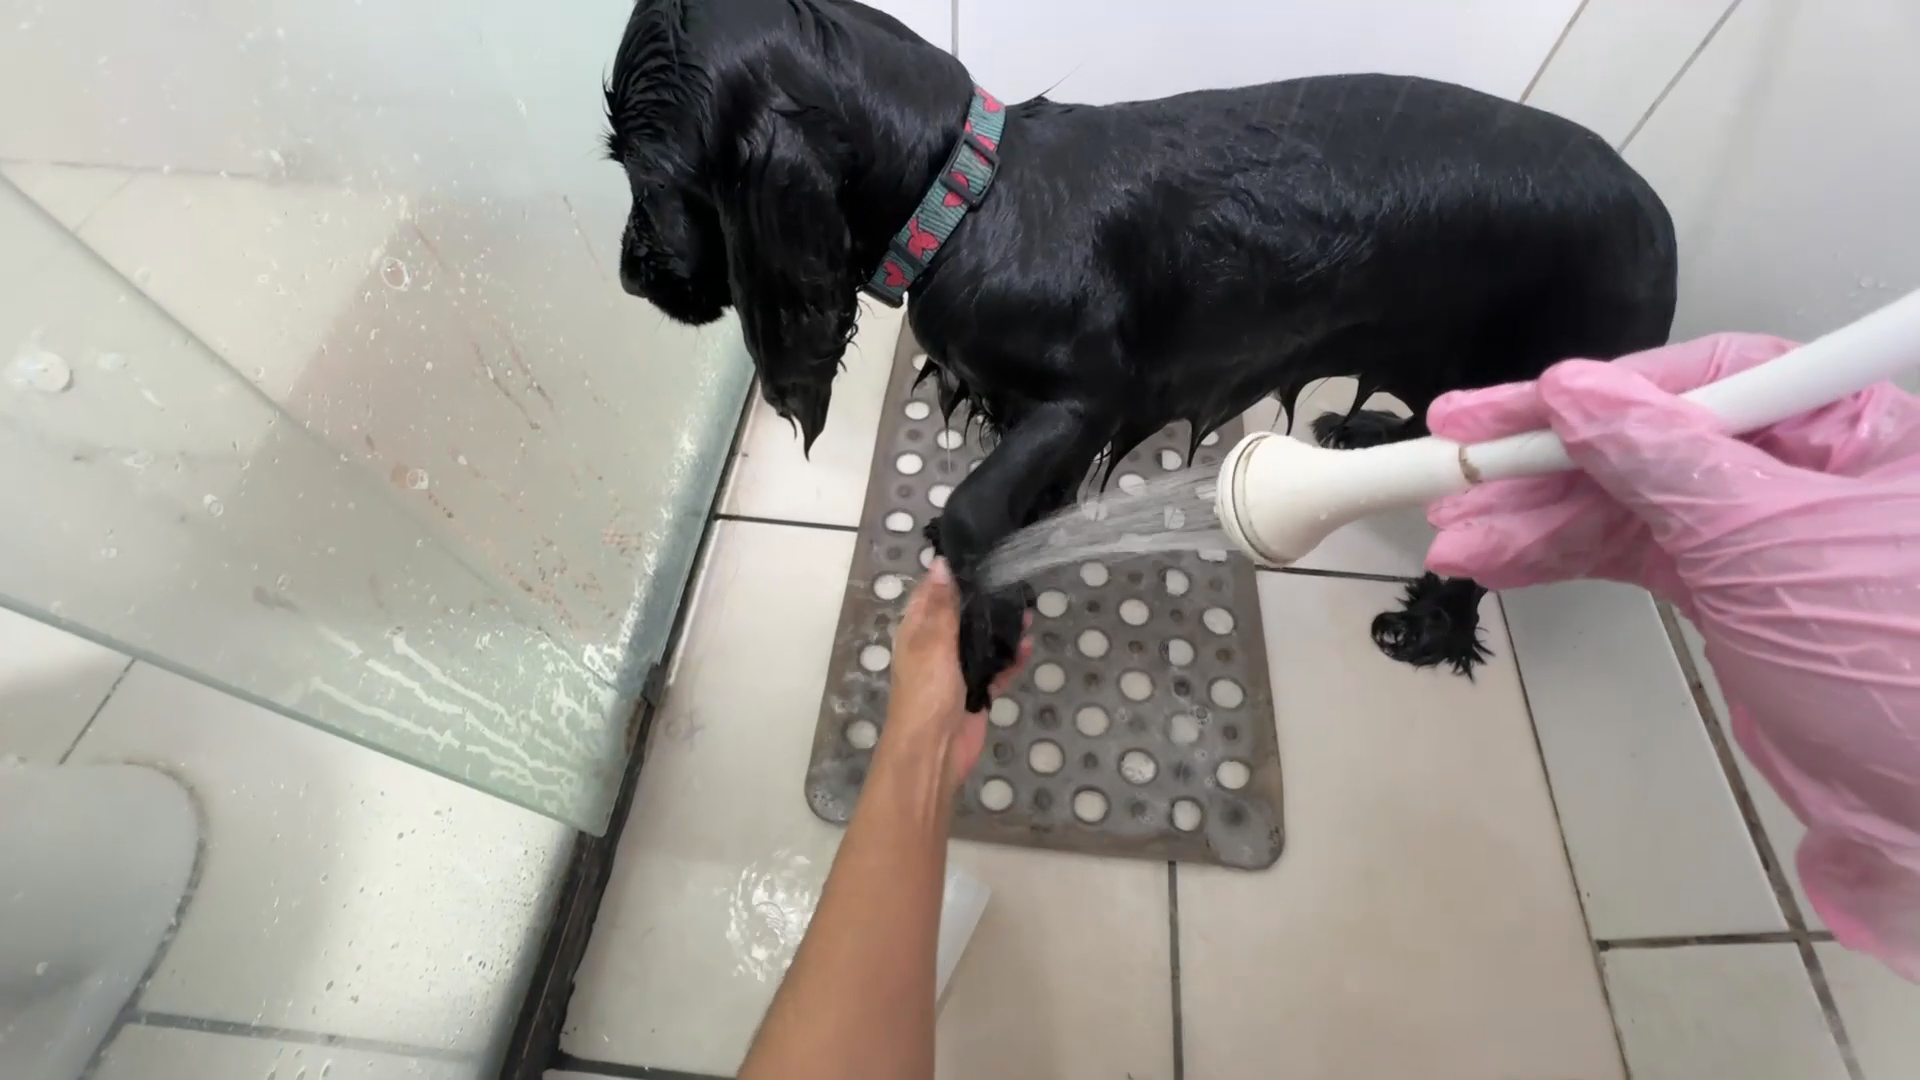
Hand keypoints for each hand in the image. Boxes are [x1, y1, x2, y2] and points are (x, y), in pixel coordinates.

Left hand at [883, 559, 1030, 792]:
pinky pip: (997, 669)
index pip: (933, 592)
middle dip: (985, 600)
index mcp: (917, 631)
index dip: (952, 573)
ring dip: (1003, 628)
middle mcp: (936, 646)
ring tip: (1029, 611)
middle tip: (1015, 580)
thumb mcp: (933, 642)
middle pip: (962, 615)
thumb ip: (942, 605)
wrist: (934, 751)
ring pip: (982, 641)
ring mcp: (957, 669)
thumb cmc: (927, 692)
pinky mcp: (976, 691)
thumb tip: (941, 563)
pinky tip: (1029, 646)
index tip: (979, 552)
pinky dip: (1012, 659)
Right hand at [1423, 333, 1919, 980]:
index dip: (1582, 394)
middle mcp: (1788, 470)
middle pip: (1634, 447)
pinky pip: (1614, 554)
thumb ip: (1667, 462)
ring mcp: (1744, 532)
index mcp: (1841, 433)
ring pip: (1609, 506)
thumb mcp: (1773, 545)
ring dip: (1523, 526)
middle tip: (1443, 483)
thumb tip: (1570, 388)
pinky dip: (1549, 560)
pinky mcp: (1712, 586)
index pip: (1695, 382)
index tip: (1486, 416)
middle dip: (1532, 474)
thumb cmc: (1898, 663)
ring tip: (1449, 546)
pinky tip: (1489, 566)